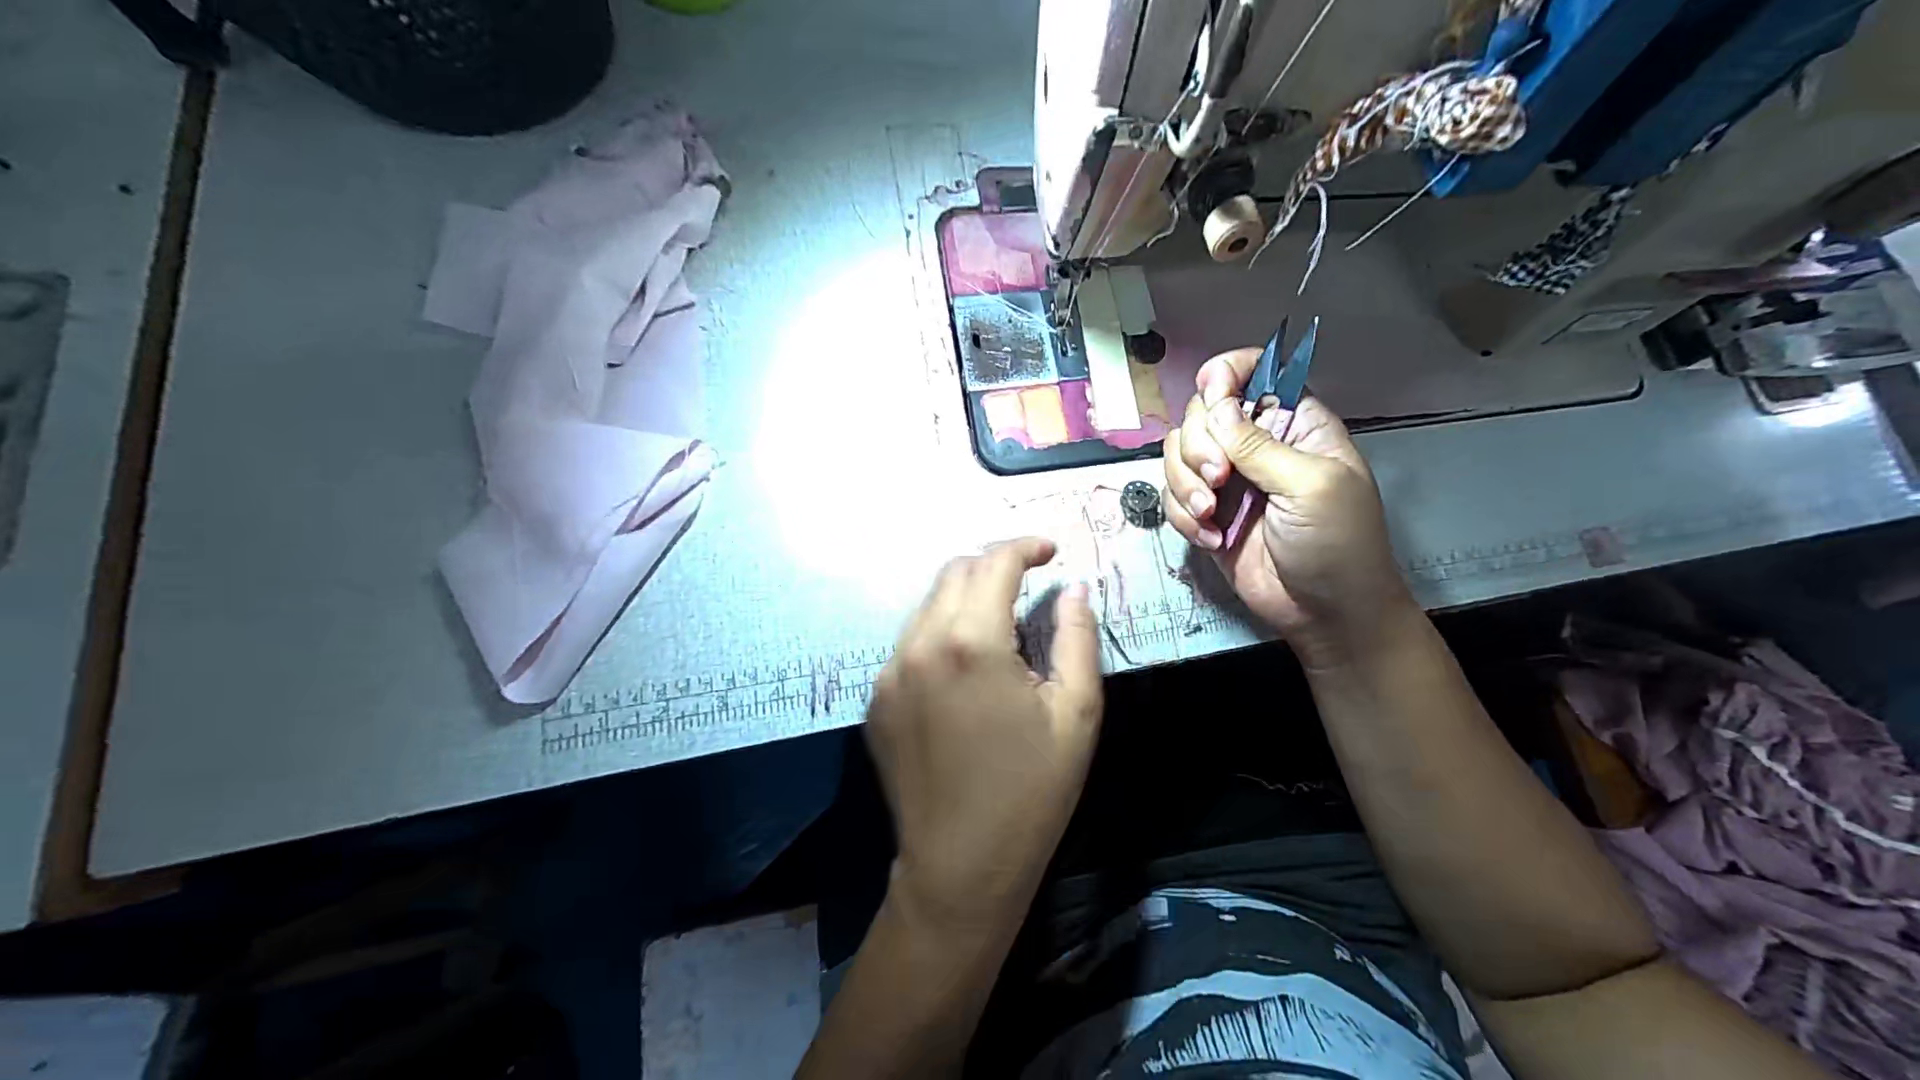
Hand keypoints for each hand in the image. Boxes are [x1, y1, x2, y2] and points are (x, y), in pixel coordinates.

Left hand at [867, 537, 1102, 933]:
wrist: (960, 865)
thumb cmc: (1032, 792)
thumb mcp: (1077, 714)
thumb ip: (1076, 637)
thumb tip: (1073, 589)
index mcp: (972, 642)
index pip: (994, 563)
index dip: (1025, 547)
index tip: (1050, 552)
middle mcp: (920, 644)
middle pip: (954, 573)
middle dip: (994, 566)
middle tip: (1029, 584)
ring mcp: (889, 672)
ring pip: (927, 605)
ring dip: (965, 599)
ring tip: (1000, 627)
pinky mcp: (875, 698)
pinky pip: (909, 643)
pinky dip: (940, 634)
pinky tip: (965, 670)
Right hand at [1162, 348, 1414, 666]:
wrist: (1324, 612)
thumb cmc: (1338, 543)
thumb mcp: (1310, 486)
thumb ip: (1258, 443)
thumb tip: (1214, 401)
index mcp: (1293, 424)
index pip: (1253, 374)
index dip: (1226, 374)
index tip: (1211, 393)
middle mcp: (1254, 444)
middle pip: (1201, 413)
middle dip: (1199, 445)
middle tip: (1218, 480)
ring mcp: (1226, 480)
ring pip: (1177, 455)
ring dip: (1185, 485)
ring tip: (1211, 517)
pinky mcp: (1204, 513)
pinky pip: (1172, 496)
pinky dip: (1183, 517)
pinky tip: (1212, 538)